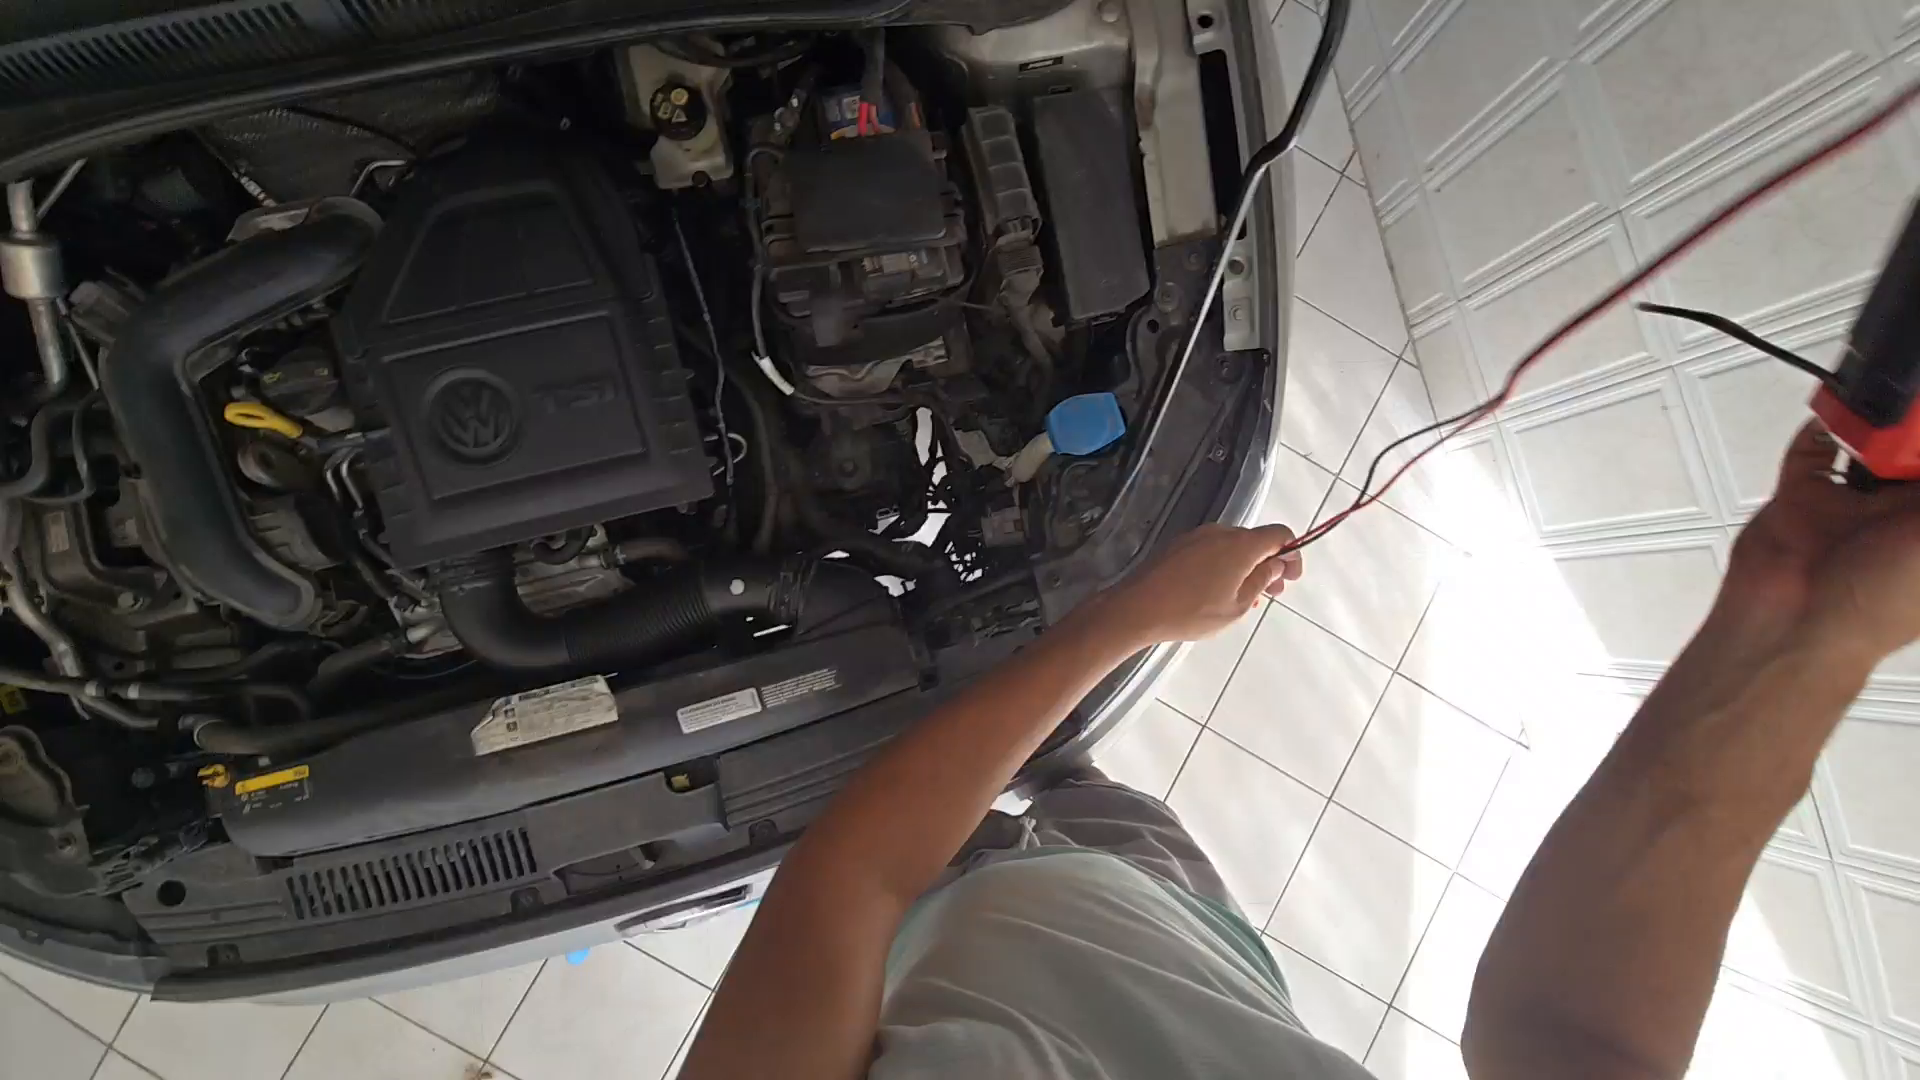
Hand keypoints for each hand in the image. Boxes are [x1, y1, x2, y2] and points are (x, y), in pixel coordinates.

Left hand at [1101, 523, 1304, 644]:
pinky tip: (1218, 591)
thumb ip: (1262, 581)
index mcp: (1240, 544)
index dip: (1293, 553)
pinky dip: (1223, 565)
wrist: (1137, 608)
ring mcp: (1195, 537)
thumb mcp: (1237, 606)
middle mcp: (1219, 533)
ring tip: (1245, 598)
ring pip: (1232, 546)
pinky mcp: (1177, 546)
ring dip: (1246, 567)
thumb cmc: (1191, 612)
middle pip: (1255, 540)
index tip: (1291, 578)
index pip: (1279, 534)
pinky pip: (1211, 550)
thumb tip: (1276, 564)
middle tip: (1272, 593)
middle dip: (1269, 564)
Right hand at [1722, 421, 1919, 664]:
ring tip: (1891, 390)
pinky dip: (1820, 431)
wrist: (1798, 617)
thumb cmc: (1891, 591)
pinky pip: (1810, 456)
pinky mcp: (1800, 498)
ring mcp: (1852, 503)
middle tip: (1917, 397)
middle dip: (1919, 429)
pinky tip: (1835, 408)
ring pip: (1874, 451)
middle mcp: (1905, 511)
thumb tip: (1913, 455)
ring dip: (1882, 425)